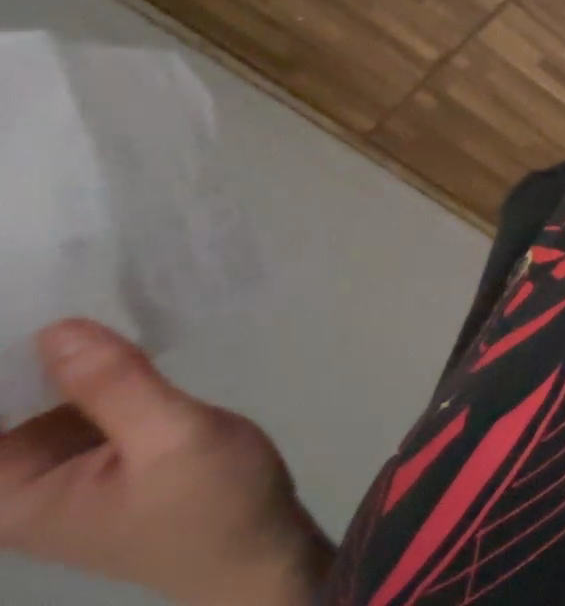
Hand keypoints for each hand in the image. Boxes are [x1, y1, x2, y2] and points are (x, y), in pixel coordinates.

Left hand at [0, 320, 331, 604]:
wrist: (260, 553)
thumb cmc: (212, 503)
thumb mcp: (173, 438)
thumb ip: (115, 386)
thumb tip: (54, 327)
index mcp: (3, 494)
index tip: (19, 304)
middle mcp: (10, 488)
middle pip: (2, 408)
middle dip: (22, 354)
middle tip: (54, 289)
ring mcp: (53, 477)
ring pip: (36, 405)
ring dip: (58, 362)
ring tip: (83, 302)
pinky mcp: (95, 466)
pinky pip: (73, 413)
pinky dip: (89, 379)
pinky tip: (115, 345)